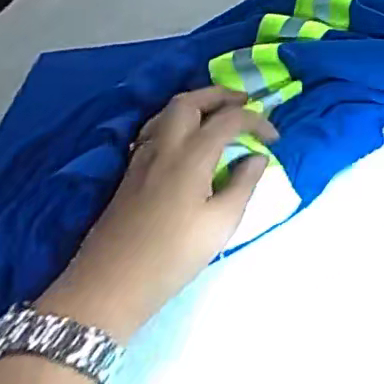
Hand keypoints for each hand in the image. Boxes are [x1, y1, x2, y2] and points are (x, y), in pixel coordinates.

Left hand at [37, 87, 277, 340]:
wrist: (108, 288)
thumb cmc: (173, 256)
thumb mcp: (223, 222)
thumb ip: (244, 183)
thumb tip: (256, 158)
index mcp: (190, 158)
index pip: (228, 119)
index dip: (256, 120)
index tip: (274, 137)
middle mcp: (163, 150)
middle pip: (188, 102)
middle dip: (220, 96)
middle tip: (246, 104)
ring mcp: (140, 162)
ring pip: (166, 115)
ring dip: (196, 106)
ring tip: (219, 116)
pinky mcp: (129, 176)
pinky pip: (154, 132)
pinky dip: (177, 124)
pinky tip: (188, 142)